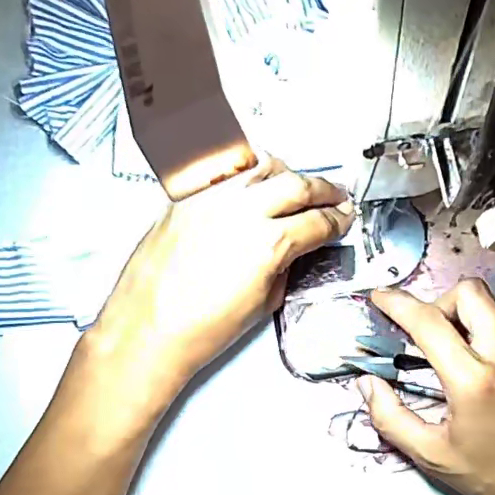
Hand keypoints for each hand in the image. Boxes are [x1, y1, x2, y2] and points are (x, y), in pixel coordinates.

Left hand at [81, 156, 353, 391]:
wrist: (149, 329)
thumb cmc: (199, 327)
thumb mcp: (264, 301)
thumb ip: (286, 265)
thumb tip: (297, 248)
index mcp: (268, 243)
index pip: (318, 221)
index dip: (338, 220)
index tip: (344, 219)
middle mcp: (241, 212)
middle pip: (297, 185)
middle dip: (325, 189)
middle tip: (336, 195)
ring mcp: (210, 200)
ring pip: (262, 166)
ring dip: (289, 171)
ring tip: (299, 181)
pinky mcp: (186, 198)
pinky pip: (226, 171)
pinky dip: (249, 170)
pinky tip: (256, 178)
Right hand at [361, 280, 494, 494]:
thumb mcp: (435, 458)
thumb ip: (392, 418)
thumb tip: (368, 383)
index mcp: (474, 380)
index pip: (427, 321)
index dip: (396, 303)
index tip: (380, 297)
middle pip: (470, 293)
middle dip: (443, 303)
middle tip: (434, 334)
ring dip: (476, 328)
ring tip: (472, 366)